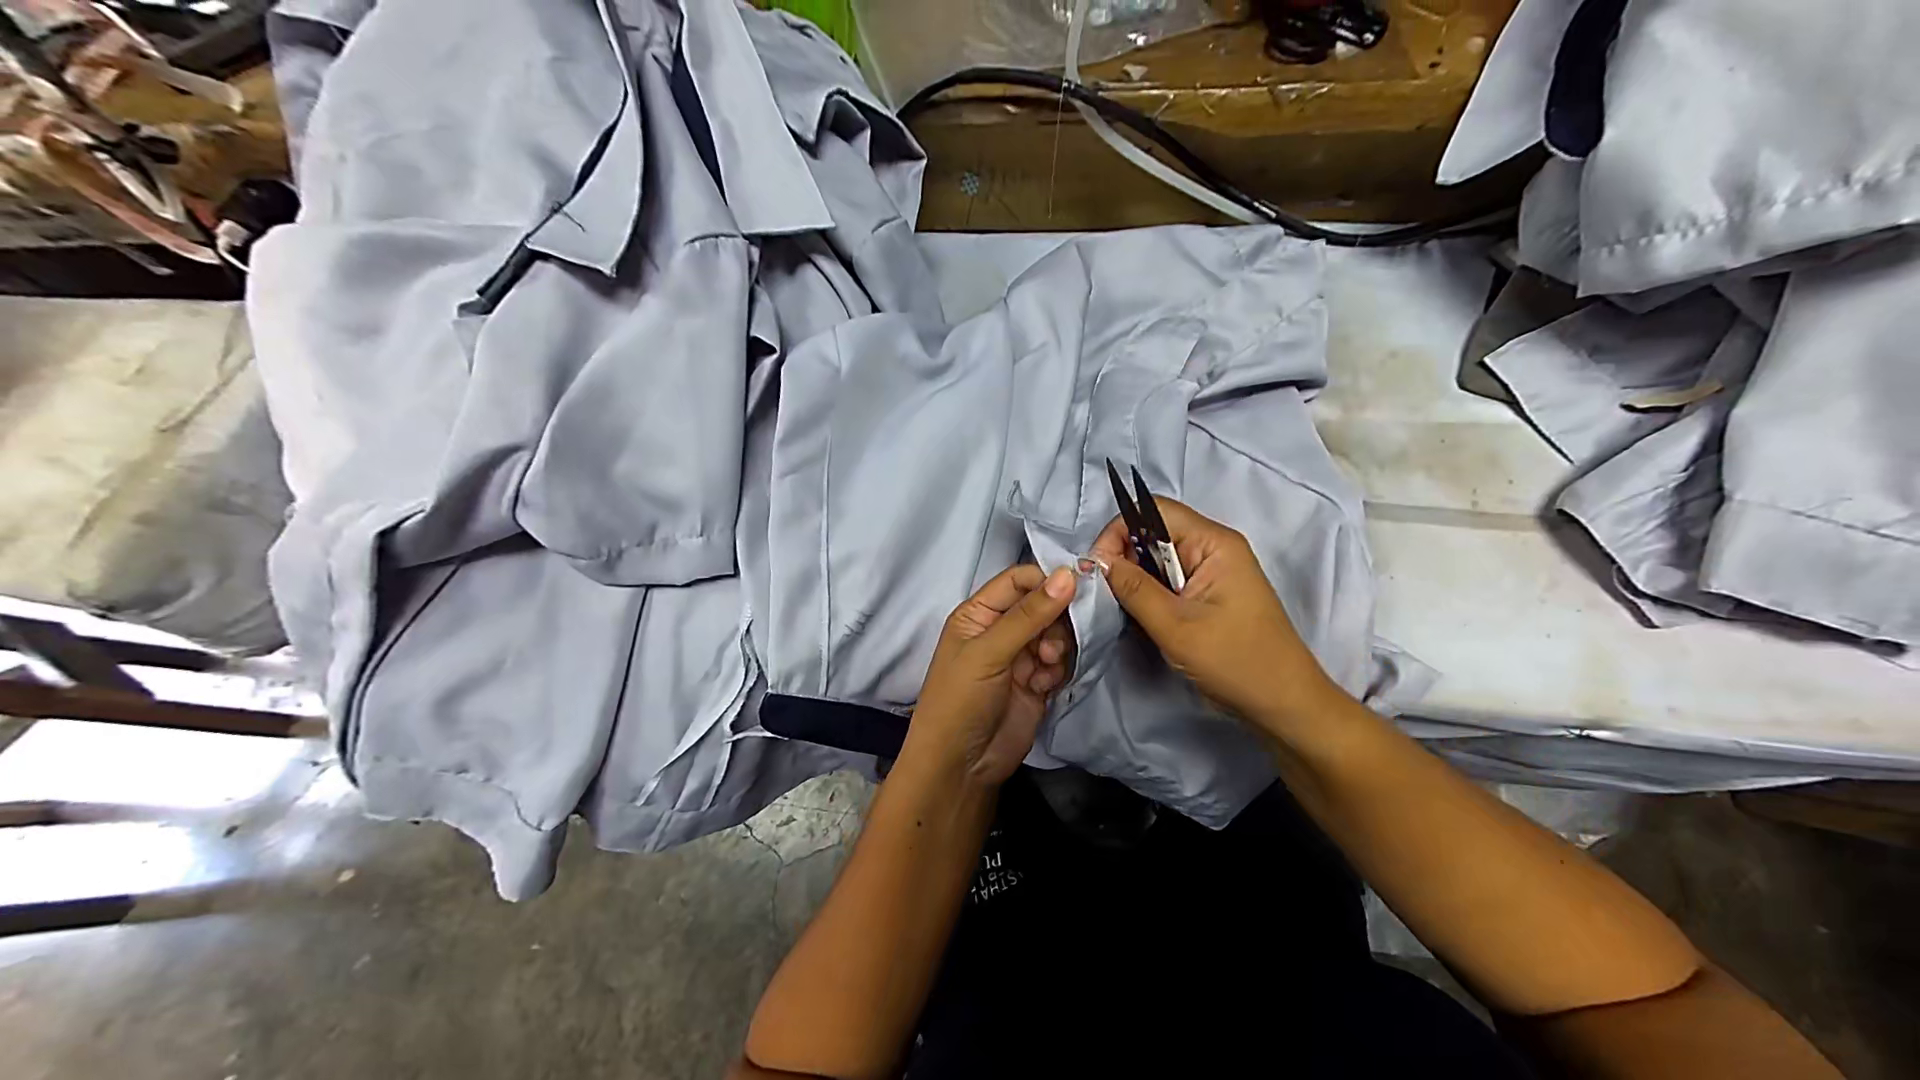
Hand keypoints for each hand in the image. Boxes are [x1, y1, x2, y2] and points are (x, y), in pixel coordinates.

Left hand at [906, 565, 1077, 786]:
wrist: (962, 767)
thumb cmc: (961, 700)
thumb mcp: (989, 652)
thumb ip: (1029, 614)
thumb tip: (1068, 575)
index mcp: (978, 613)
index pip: (1018, 580)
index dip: (1046, 581)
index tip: (1076, 588)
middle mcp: (999, 630)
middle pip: (1043, 606)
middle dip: (1055, 620)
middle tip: (1053, 644)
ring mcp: (1019, 658)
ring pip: (1056, 634)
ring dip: (1058, 647)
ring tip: (1047, 667)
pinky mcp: (1036, 683)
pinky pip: (1060, 663)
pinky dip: (1058, 671)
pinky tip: (1044, 687)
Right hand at [1090, 497, 1341, 728]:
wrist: (1284, 704)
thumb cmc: (1236, 662)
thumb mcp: (1176, 627)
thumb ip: (1133, 589)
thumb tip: (1096, 561)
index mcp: (1213, 543)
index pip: (1153, 511)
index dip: (1118, 531)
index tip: (1098, 568)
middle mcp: (1214, 547)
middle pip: (1154, 531)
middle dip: (1124, 556)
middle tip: (1106, 593)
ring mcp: (1214, 571)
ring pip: (1159, 557)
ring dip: (1136, 578)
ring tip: (1123, 607)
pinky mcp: (1210, 593)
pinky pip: (1170, 578)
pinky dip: (1150, 592)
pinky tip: (1144, 615)